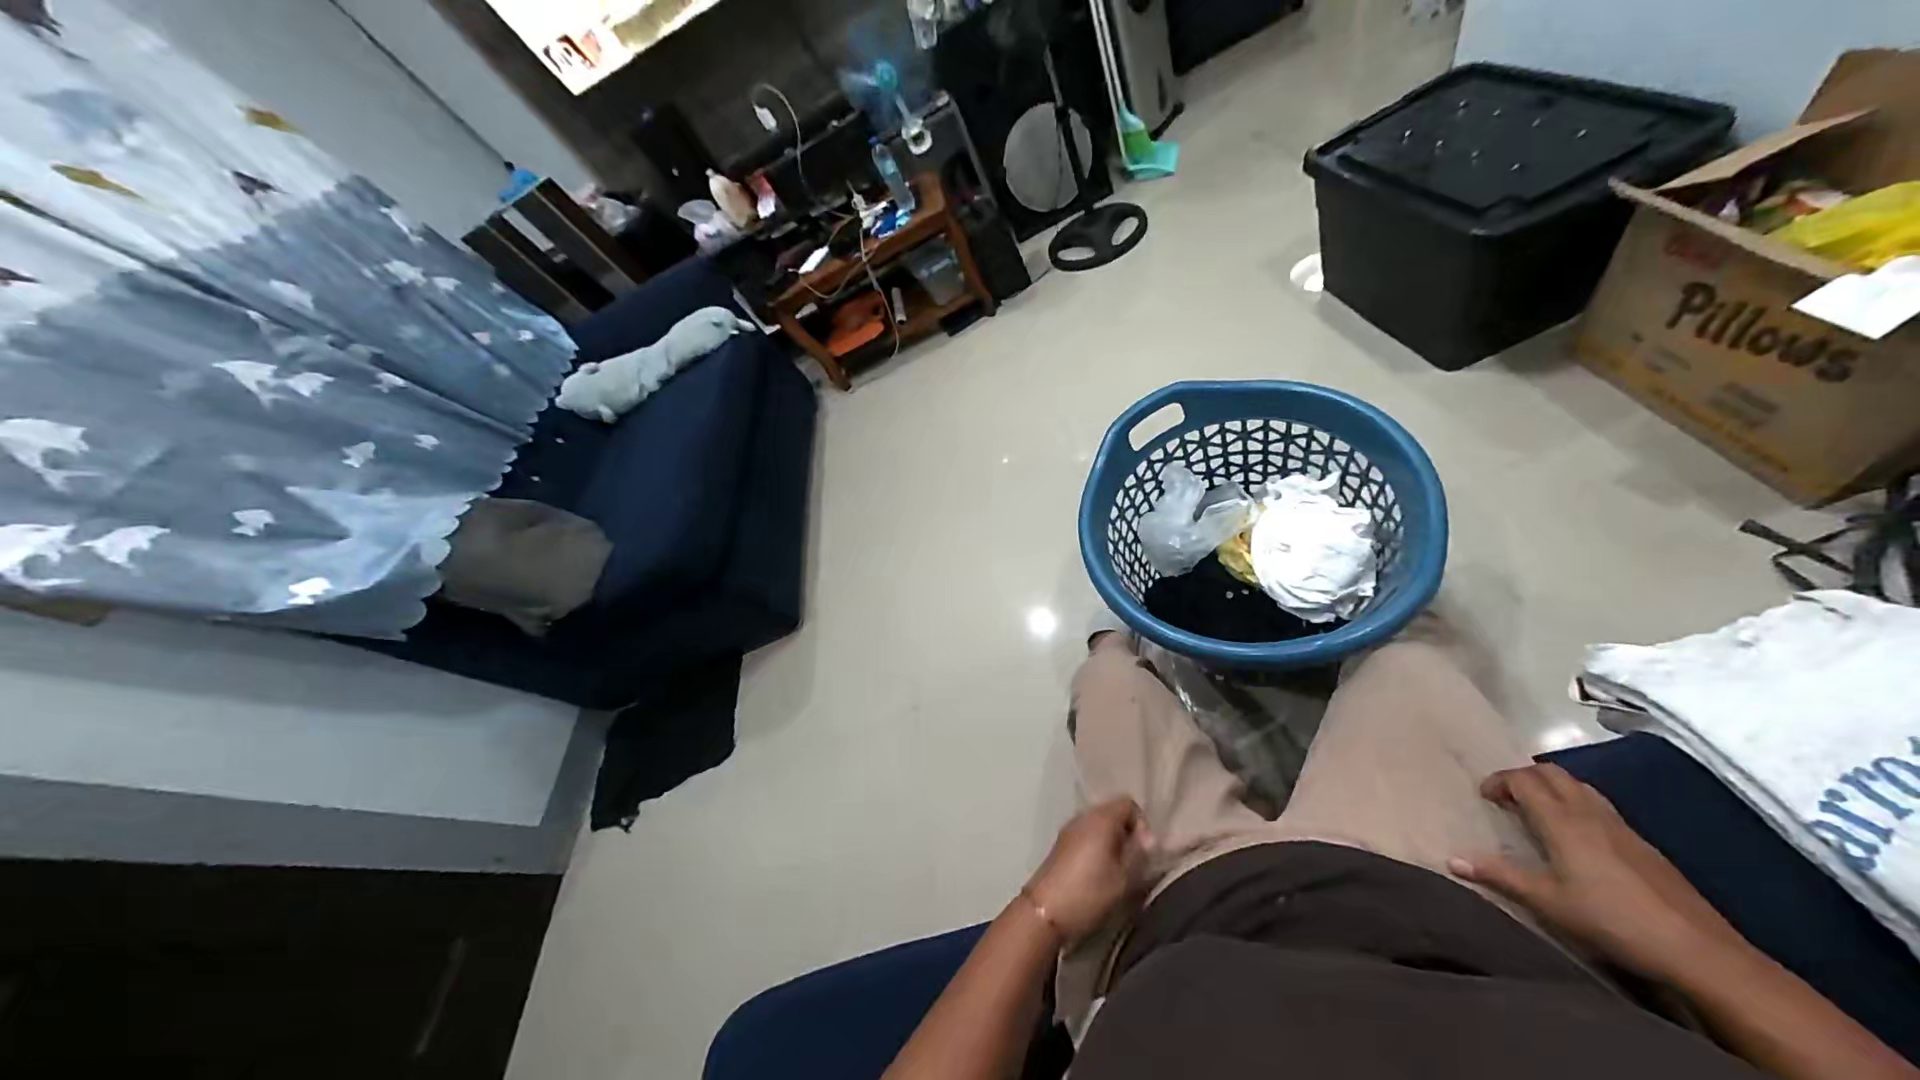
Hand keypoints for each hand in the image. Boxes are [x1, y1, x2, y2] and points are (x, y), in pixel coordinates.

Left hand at [1023, 799, 1154, 946]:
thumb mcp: (1124, 877)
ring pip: (1099, 825)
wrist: (1044, 911)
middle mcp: (1083, 816)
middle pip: (1113, 812)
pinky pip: (1086, 835)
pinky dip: (1097, 847)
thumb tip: (1148, 838)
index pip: (1128, 803)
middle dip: (1127, 833)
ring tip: (1119, 870)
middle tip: (1134, 862)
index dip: (1142, 824)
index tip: (1144, 851)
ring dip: (1112, 842)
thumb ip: (1139, 853)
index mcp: (1101, 818)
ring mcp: (1069, 829)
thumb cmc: (1089, 892)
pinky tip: (1099, 872)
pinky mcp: (1061, 844)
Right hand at [1451, 763, 1747, 981]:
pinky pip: (1600, 805)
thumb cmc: (1611, 920)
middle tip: (1508, 798)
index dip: (1499, 781)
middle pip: (1553, 773)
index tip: (1485, 797)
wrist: (1699, 950)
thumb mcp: (1547, 902)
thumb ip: (1500, 876)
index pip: (1524, 779)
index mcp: (1563, 822)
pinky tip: (1577, 835)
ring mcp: (1622, 826)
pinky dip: (1577, 804)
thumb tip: (1452, 860)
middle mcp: (1590, 813)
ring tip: (1538, 810)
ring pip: (1580, 786)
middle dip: (1524, 776)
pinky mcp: (1643, 843)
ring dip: (1553, 787)